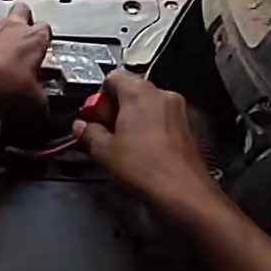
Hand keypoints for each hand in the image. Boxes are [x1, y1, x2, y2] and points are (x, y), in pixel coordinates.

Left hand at [0, 3, 51, 113]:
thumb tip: (43, 110)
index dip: (45, 38)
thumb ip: (41, 101)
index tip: (43, 50)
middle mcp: (11, 27)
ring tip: (0, 56)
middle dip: (24, 21)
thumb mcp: (32, 99)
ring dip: (0, 35)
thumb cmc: (1, 81)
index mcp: (33, 37)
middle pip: (22, 11)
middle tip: (23, 39)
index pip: (46, 28)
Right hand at [75, 72, 221, 220]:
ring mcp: (178, 108)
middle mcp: (161, 93)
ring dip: (134, 119)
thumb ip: (88, 133)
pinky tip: (146, 152)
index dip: (99, 97)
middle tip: (107, 134)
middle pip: (131, 90)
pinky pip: (163, 118)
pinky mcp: (189, 125)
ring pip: (148, 105)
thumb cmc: (143, 168)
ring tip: (126, 146)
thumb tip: (81, 126)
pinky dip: (152, 128)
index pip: (112, 78)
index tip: (94, 118)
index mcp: (138, 91)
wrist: (184, 193)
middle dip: (116, 109)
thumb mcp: (104, 152)